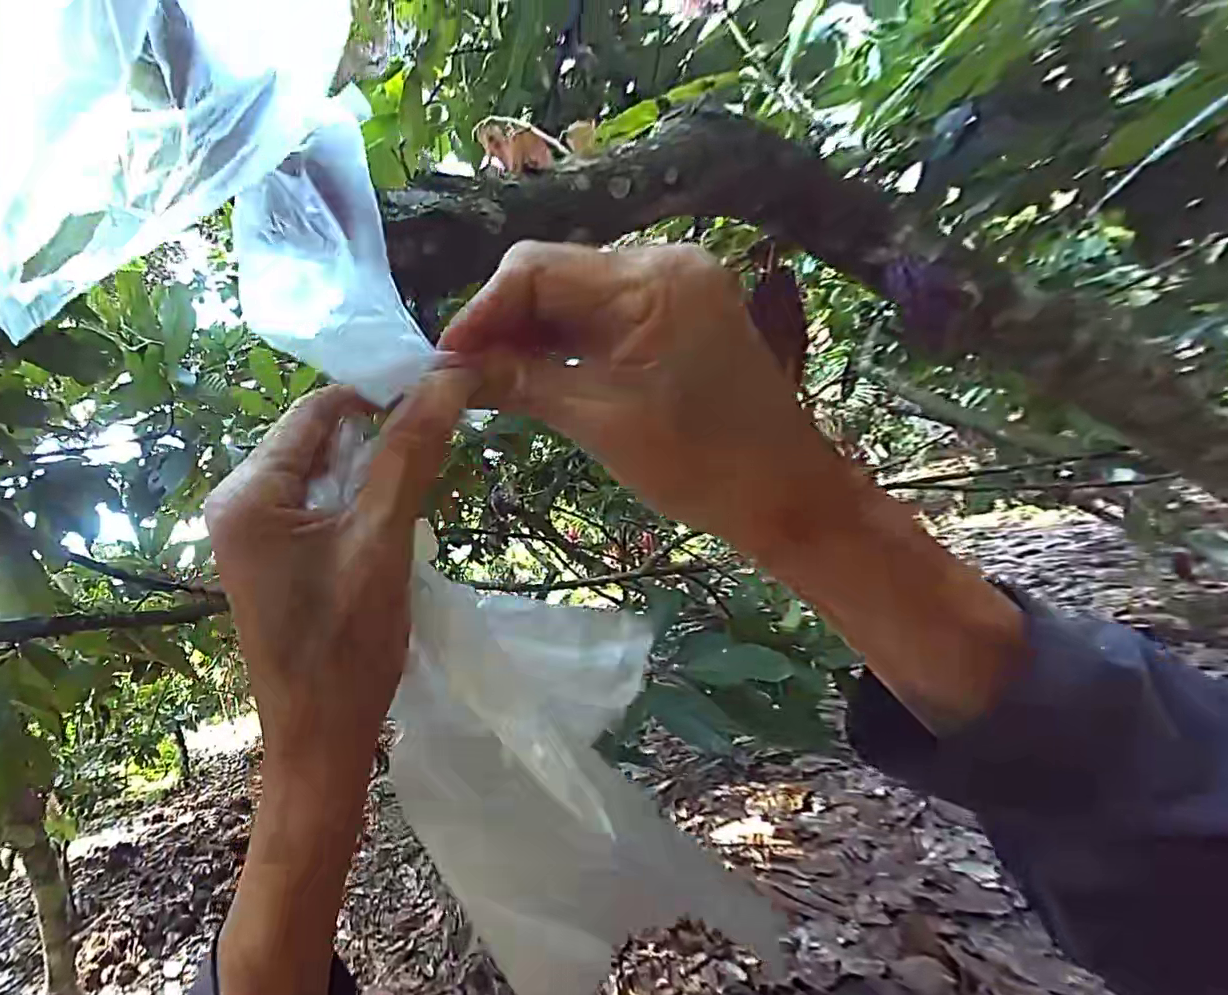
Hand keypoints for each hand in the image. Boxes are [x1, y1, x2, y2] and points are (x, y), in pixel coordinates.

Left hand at [204, 370, 471, 994]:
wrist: (321, 740)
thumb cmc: (349, 647)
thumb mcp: (383, 540)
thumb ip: (411, 453)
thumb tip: (447, 375)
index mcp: (249, 493)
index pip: (315, 411)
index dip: (375, 392)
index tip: (434, 387)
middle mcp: (237, 504)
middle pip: (315, 440)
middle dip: (375, 432)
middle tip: (437, 431)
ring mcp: (250, 534)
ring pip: (320, 473)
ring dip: (370, 468)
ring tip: (422, 474)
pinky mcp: (270, 558)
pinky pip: (315, 507)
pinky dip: (355, 500)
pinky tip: (391, 512)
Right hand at [443, 241, 1024, 728]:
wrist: (785, 496)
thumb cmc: (702, 466)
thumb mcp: (600, 422)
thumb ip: (522, 383)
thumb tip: (449, 371)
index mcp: (650, 280)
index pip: (535, 270)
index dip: (480, 313)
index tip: (443, 363)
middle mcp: (660, 265)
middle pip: (550, 278)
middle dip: (498, 326)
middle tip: (458, 378)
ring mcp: (668, 291)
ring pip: (568, 302)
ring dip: (523, 339)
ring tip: (484, 383)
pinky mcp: (669, 320)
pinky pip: (595, 322)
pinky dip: (557, 349)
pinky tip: (528, 378)